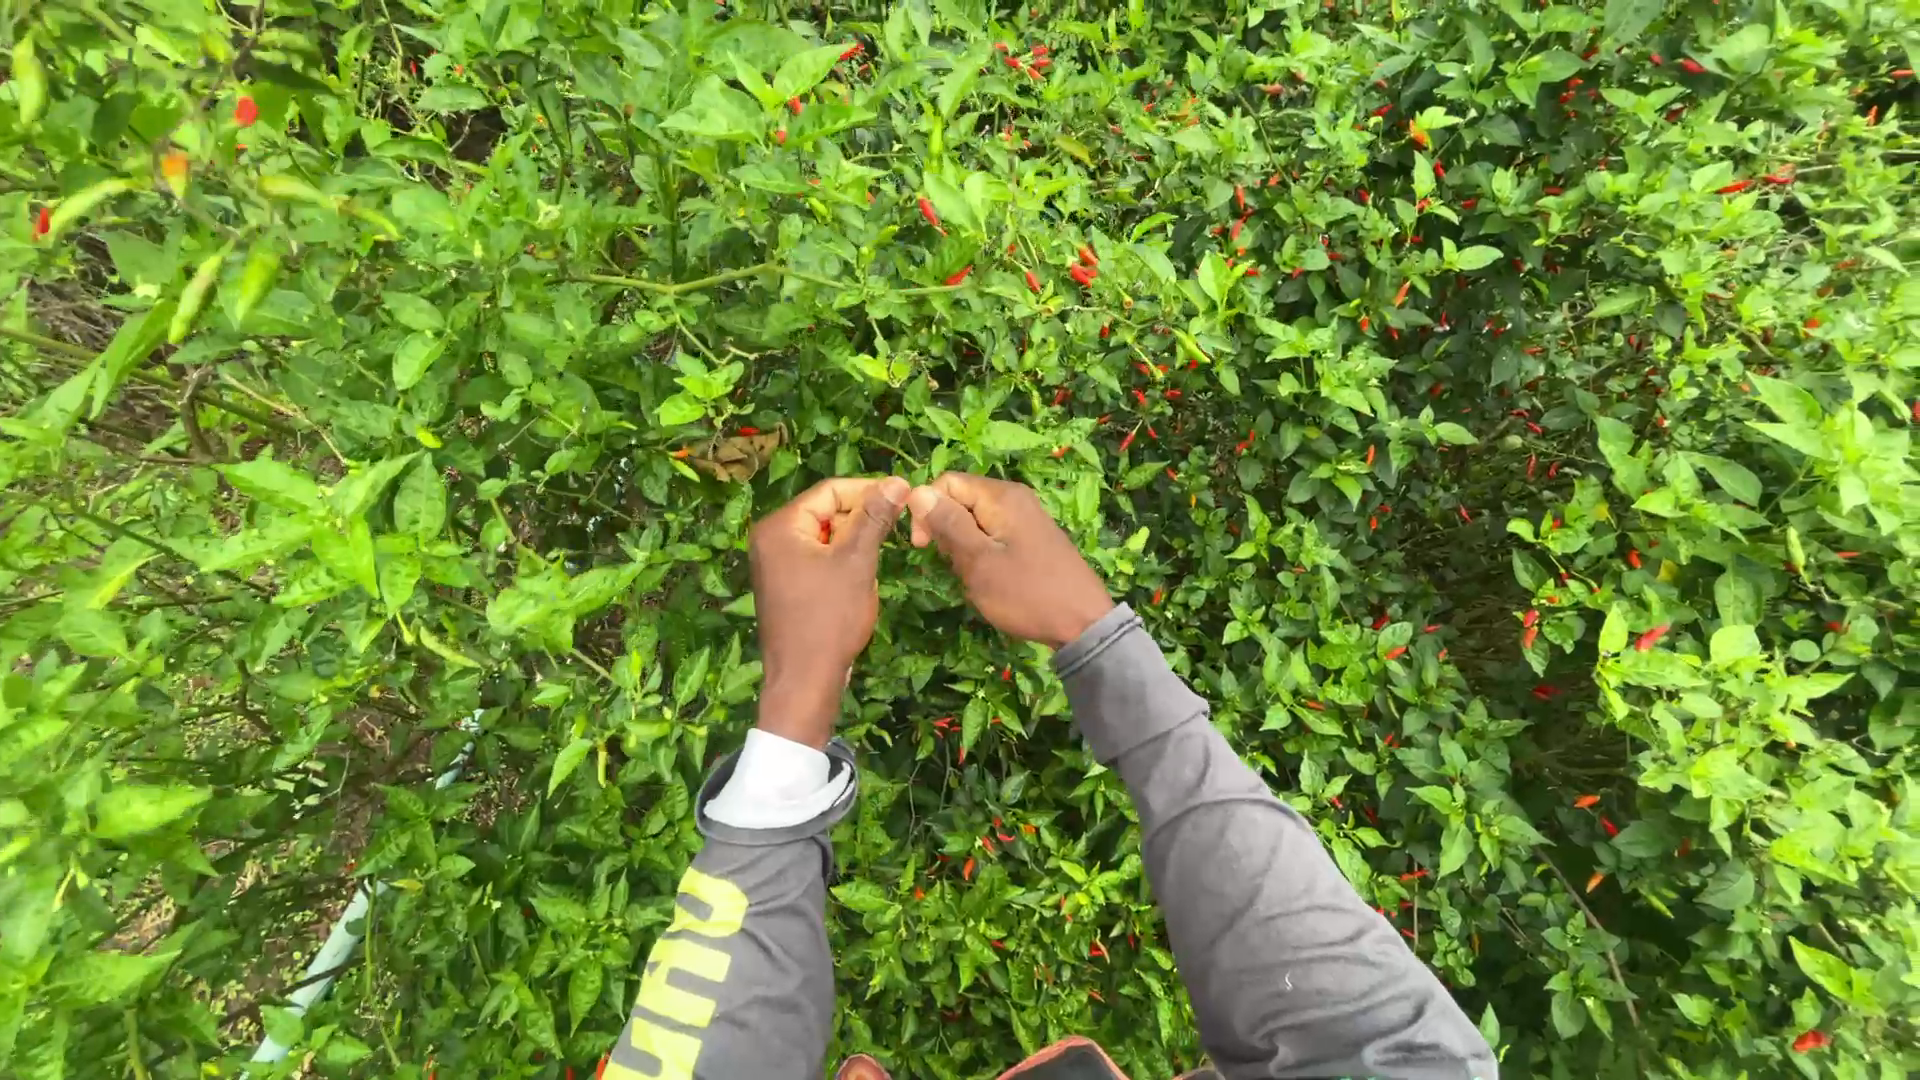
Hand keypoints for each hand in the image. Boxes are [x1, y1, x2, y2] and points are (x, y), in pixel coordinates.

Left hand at [749, 475, 909, 747]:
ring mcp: (775, 563)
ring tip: (881, 552)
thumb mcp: (857, 562)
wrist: (804, 680)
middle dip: (861, 516)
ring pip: (824, 535)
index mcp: (780, 527)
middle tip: (897, 526)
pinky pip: (817, 557)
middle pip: (825, 511)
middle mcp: (770, 539)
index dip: (868, 490)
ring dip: (854, 539)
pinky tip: (862, 575)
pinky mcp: (785, 584)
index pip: (829, 491)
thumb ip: (874, 518)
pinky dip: (841, 558)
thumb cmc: (829, 618)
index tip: (903, 495)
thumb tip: (897, 481)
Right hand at [906, 472, 1113, 648]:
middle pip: (961, 500)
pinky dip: (982, 555)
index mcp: (1001, 496)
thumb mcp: (978, 561)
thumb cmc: (1026, 593)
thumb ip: (948, 524)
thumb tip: (917, 491)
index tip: (921, 546)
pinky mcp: (1032, 539)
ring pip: (975, 521)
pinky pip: (994, 535)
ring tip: (973, 578)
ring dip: (963, 548)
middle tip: (954, 567)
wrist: (1083, 623)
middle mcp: (1015, 499)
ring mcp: (1026, 519)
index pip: (946, 482)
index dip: (926, 509)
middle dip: (946, 531)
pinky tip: (988, 580)